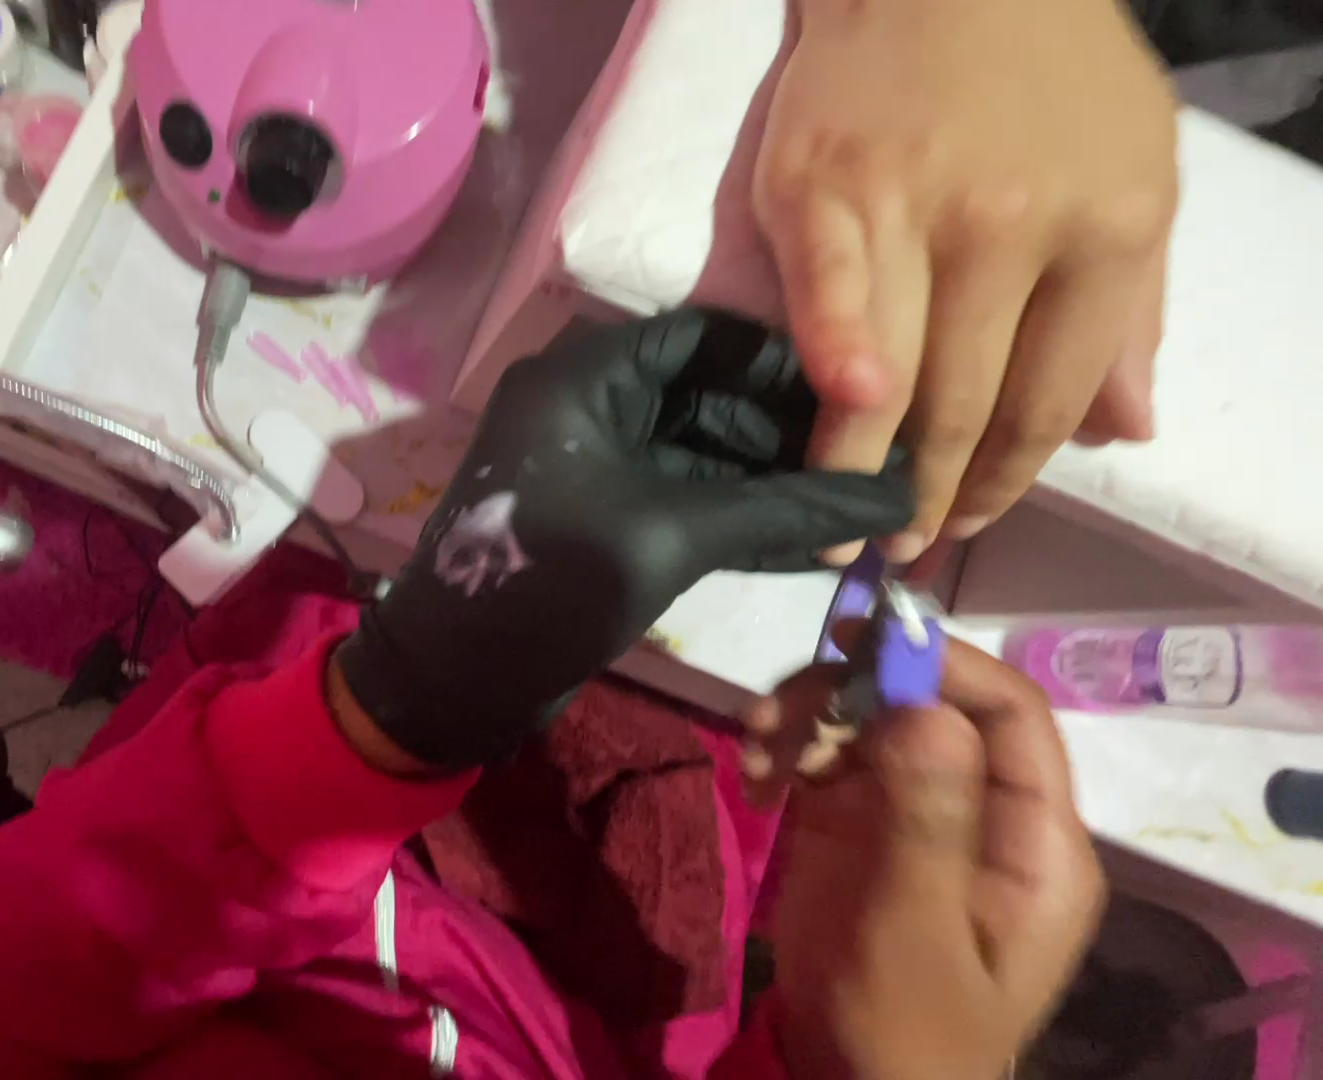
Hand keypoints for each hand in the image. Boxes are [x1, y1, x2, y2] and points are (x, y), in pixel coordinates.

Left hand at [336, 309, 913, 768]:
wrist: (459, 675)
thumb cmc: (551, 585)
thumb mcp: (670, 535)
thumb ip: (783, 508)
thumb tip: (901, 497)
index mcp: (580, 377)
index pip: (701, 337)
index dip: (784, 362)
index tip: (870, 391)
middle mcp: (584, 405)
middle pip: (706, 396)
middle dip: (789, 433)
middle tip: (885, 460)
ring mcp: (593, 463)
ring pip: (698, 454)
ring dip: (772, 484)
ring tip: (867, 507)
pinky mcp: (602, 517)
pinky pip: (680, 498)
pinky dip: (737, 518)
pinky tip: (816, 542)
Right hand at [746, 635, 1105, 1079]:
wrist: (847, 1076)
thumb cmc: (903, 1017)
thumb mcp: (915, 922)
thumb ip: (926, 817)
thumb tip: (922, 707)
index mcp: (1029, 836)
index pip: (1008, 712)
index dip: (940, 662)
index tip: (856, 639)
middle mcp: (973, 806)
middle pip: (916, 704)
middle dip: (841, 693)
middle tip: (771, 711)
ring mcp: (907, 807)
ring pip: (859, 719)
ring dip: (798, 718)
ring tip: (750, 750)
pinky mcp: (851, 816)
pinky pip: (818, 752)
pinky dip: (780, 751)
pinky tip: (752, 779)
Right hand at [754, 0, 1177, 562]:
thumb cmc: (1039, 84)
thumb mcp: (1131, 179)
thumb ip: (1126, 315)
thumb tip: (1122, 434)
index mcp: (1108, 231)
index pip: (1048, 395)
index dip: (1007, 478)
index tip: (967, 525)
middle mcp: (1015, 230)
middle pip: (964, 399)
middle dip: (929, 494)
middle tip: (896, 551)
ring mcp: (912, 211)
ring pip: (890, 370)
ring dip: (864, 464)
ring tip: (841, 528)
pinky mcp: (822, 196)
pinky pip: (828, 296)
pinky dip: (831, 359)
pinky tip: (834, 421)